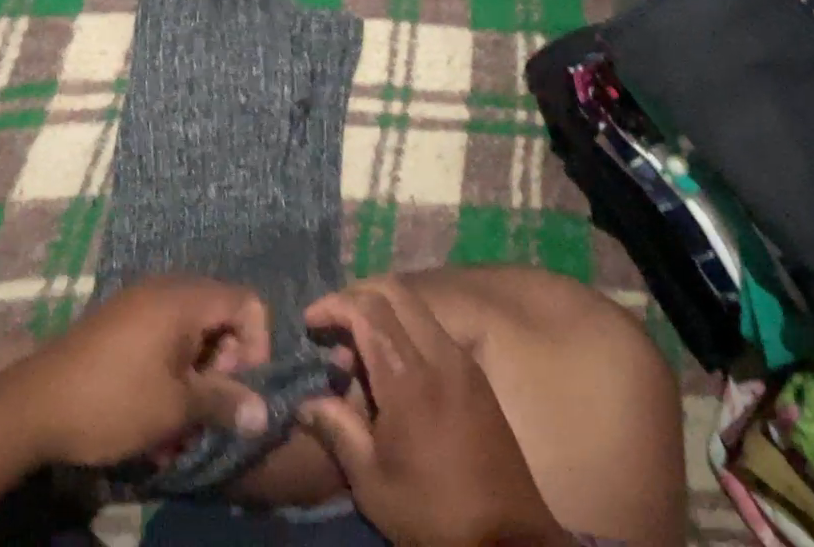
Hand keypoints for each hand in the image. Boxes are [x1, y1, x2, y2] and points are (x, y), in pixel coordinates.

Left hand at [12, 276, 271, 466]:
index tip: (239, 385)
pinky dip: (170, 369)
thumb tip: (264, 412)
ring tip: (180, 418)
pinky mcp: (118, 323)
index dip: (257, 344)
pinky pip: (162, 337)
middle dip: (224, 363)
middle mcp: (164, 289)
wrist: (31, 407)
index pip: (247, 302)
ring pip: (190, 332)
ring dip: (195, 374)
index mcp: (184, 299)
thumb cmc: (113, 401)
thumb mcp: (176, 408)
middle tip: (207, 403)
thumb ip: (225, 403)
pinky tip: (155, 411)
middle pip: (220, 315)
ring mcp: (137, 303)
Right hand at [298, 278, 570, 546]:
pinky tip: (389, 370)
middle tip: (331, 325)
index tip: (310, 320)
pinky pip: (434, 332)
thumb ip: (337, 428)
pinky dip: (404, 332)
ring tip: (355, 357)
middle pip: (397, 292)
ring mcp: (465, 363)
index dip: (334, 304)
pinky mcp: (477, 377)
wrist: (507, 540)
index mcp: (410, 377)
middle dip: (357, 295)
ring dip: (382, 315)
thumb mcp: (371, 480)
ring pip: (417, 309)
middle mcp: (441, 355)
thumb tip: (306, 401)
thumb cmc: (431, 511)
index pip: (369, 309)